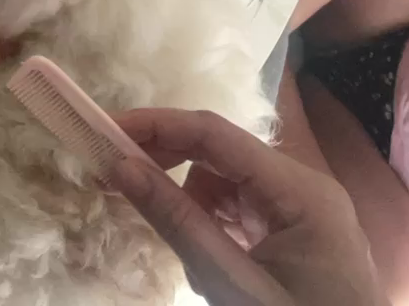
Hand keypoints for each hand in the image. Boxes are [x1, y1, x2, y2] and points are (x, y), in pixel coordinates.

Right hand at [109, 109, 386, 305]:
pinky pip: (233, 202)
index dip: (154, 125)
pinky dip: (205, 217)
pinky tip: (203, 251)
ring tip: (175, 239)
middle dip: (163, 157)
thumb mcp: (233, 285)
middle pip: (215, 149)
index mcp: (302, 191)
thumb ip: (177, 222)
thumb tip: (119, 164)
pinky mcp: (292, 230)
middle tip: (112, 172)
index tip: (104, 131)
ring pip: (220, 175)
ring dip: (185, 195)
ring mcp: (300, 208)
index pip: (213, 133)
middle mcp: (304, 186)